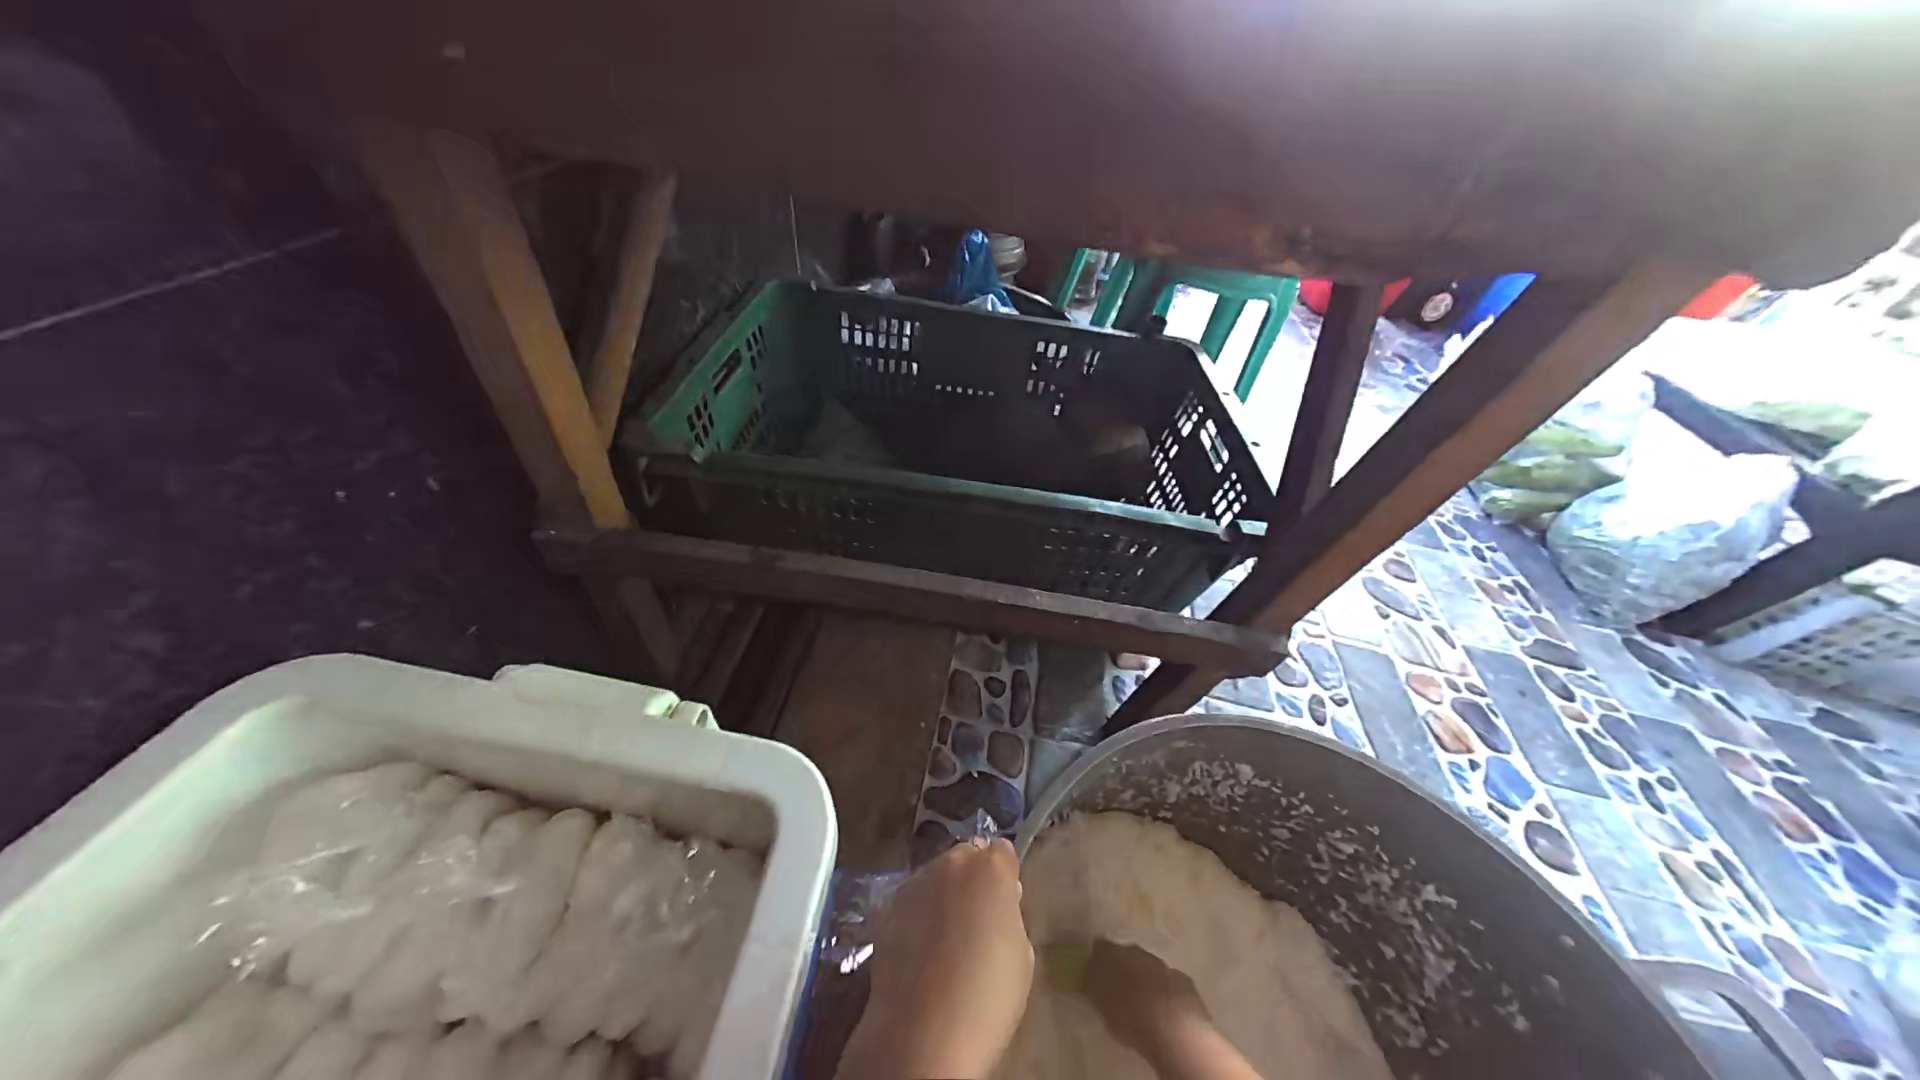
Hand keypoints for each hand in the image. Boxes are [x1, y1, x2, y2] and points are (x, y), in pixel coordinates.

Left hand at [836, 838, 1034, 1078]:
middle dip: (973, 880)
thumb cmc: (987, 996)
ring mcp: (914, 883)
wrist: (922, 1032)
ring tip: (946, 938)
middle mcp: (950, 864)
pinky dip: (919, 915)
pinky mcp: (887, 907)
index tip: (1006, 900)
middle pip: (966, 858)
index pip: (1002, 851)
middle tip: (977, 920)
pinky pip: (912, 901)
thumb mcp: (1021, 953)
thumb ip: (1008, 914)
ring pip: (936, 877)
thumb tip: (997, 902)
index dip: (1005, 874)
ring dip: (943, 895)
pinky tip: (922, 950)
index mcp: (990, 869)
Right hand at [1084, 941, 1209, 1057]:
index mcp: (1110, 955)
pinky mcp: (1179, 977)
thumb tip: (1091, 978)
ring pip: (1146, 964)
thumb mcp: (1102, 1006)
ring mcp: (1158, 962)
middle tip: (1121, 988)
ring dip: (1143, 976)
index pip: (1099, 947)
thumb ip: (1095, 987)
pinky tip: (1163, 1007)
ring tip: (1142, 1000)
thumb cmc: (1129, 1018)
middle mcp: (1134, 951)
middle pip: (1124, 953)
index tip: (1098, 972)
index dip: (1099, 959)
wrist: (1172, 1026)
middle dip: (1123, 966)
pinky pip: (1166, 979)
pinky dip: (1162, 988)